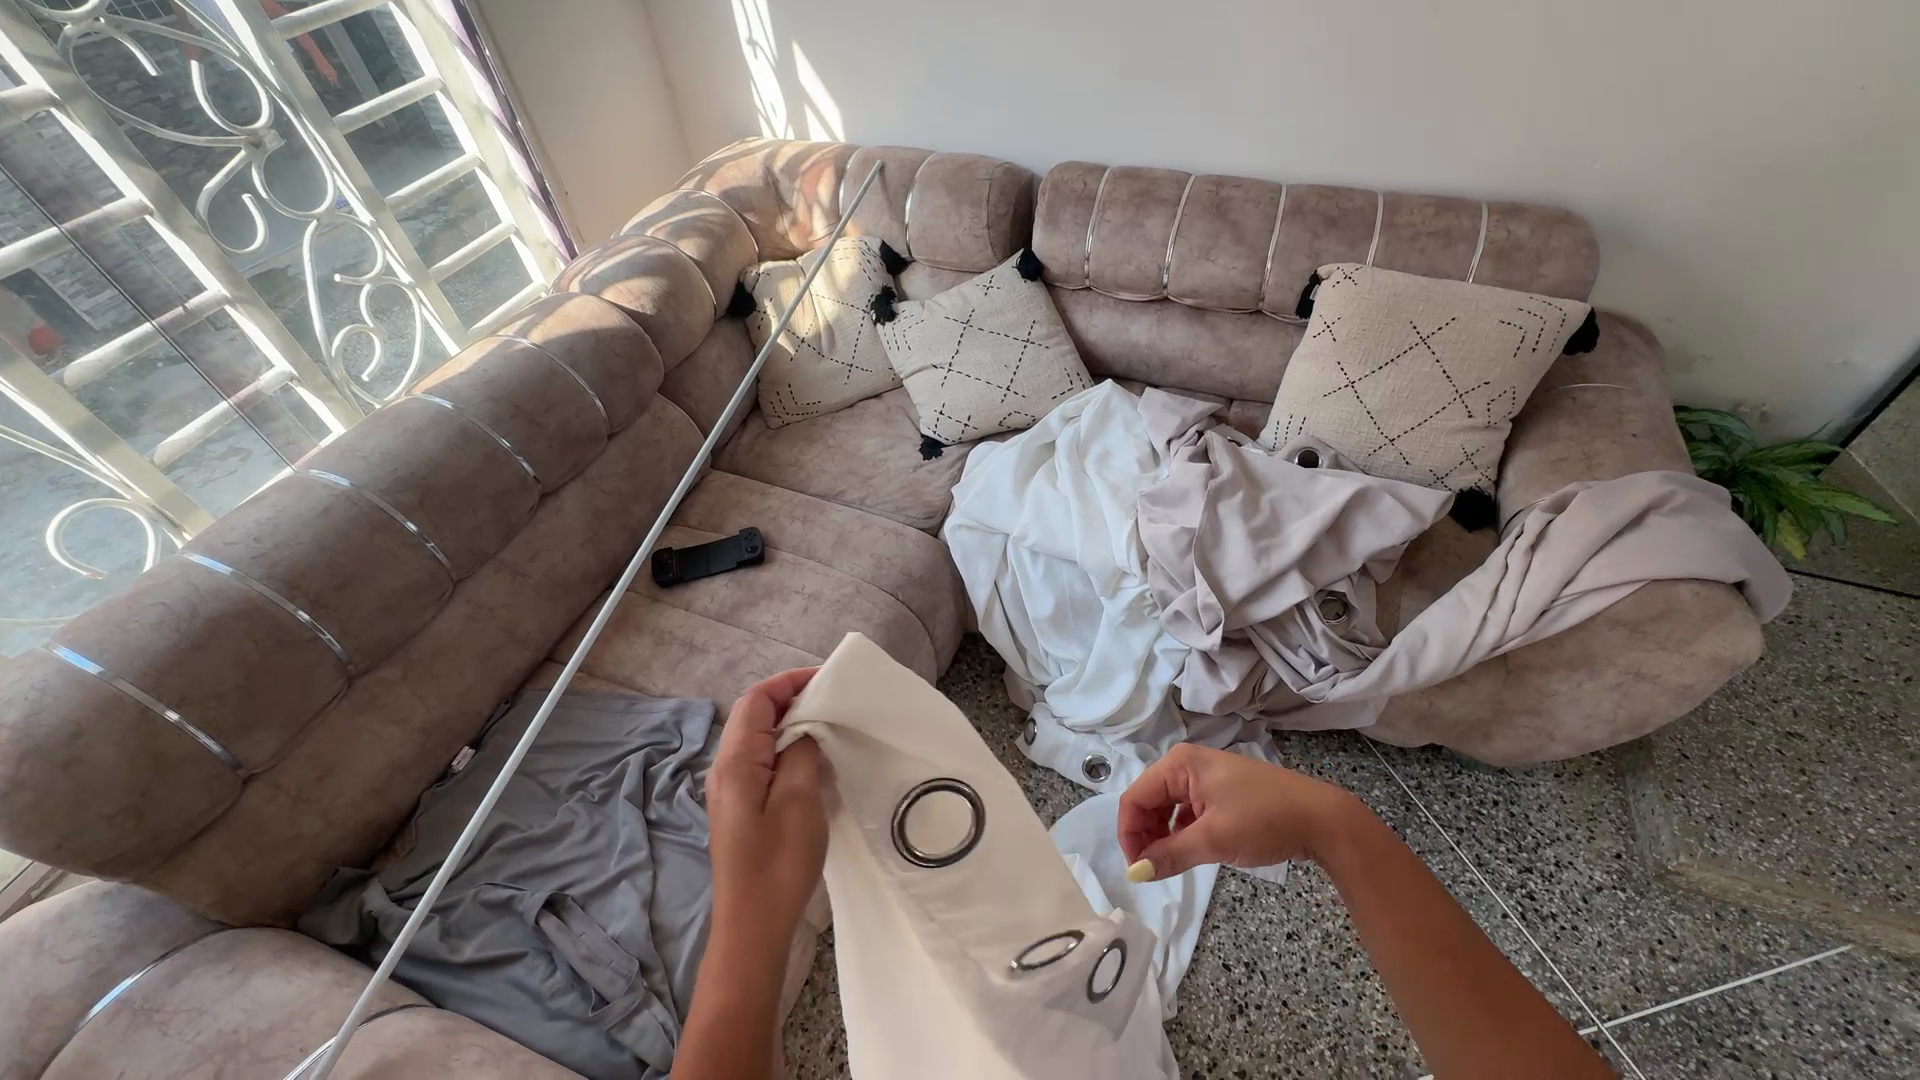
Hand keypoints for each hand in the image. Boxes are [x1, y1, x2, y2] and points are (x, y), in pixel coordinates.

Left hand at [705, 668, 827, 943]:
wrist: (753, 927)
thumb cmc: (778, 863)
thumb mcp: (798, 801)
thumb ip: (801, 753)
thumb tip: (806, 728)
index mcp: (736, 762)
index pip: (757, 700)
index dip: (790, 681)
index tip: (828, 679)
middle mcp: (726, 769)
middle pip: (755, 716)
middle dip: (793, 699)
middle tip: (835, 701)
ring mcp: (731, 790)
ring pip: (760, 740)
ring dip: (792, 725)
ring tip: (830, 725)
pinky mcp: (742, 809)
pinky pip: (764, 763)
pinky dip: (789, 750)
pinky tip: (815, 762)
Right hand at [1117, 744, 1366, 879]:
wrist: (1324, 819)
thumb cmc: (1264, 820)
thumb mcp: (1213, 840)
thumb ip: (1169, 855)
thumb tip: (1135, 873)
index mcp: (1179, 763)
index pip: (1135, 797)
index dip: (1130, 834)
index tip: (1137, 869)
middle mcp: (1188, 763)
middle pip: (1148, 800)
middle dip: (1145, 835)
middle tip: (1153, 869)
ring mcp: (1206, 776)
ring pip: (1167, 807)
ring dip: (1164, 835)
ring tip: (1173, 862)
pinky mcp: (1222, 791)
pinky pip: (1188, 810)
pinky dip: (1183, 831)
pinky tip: (1193, 851)